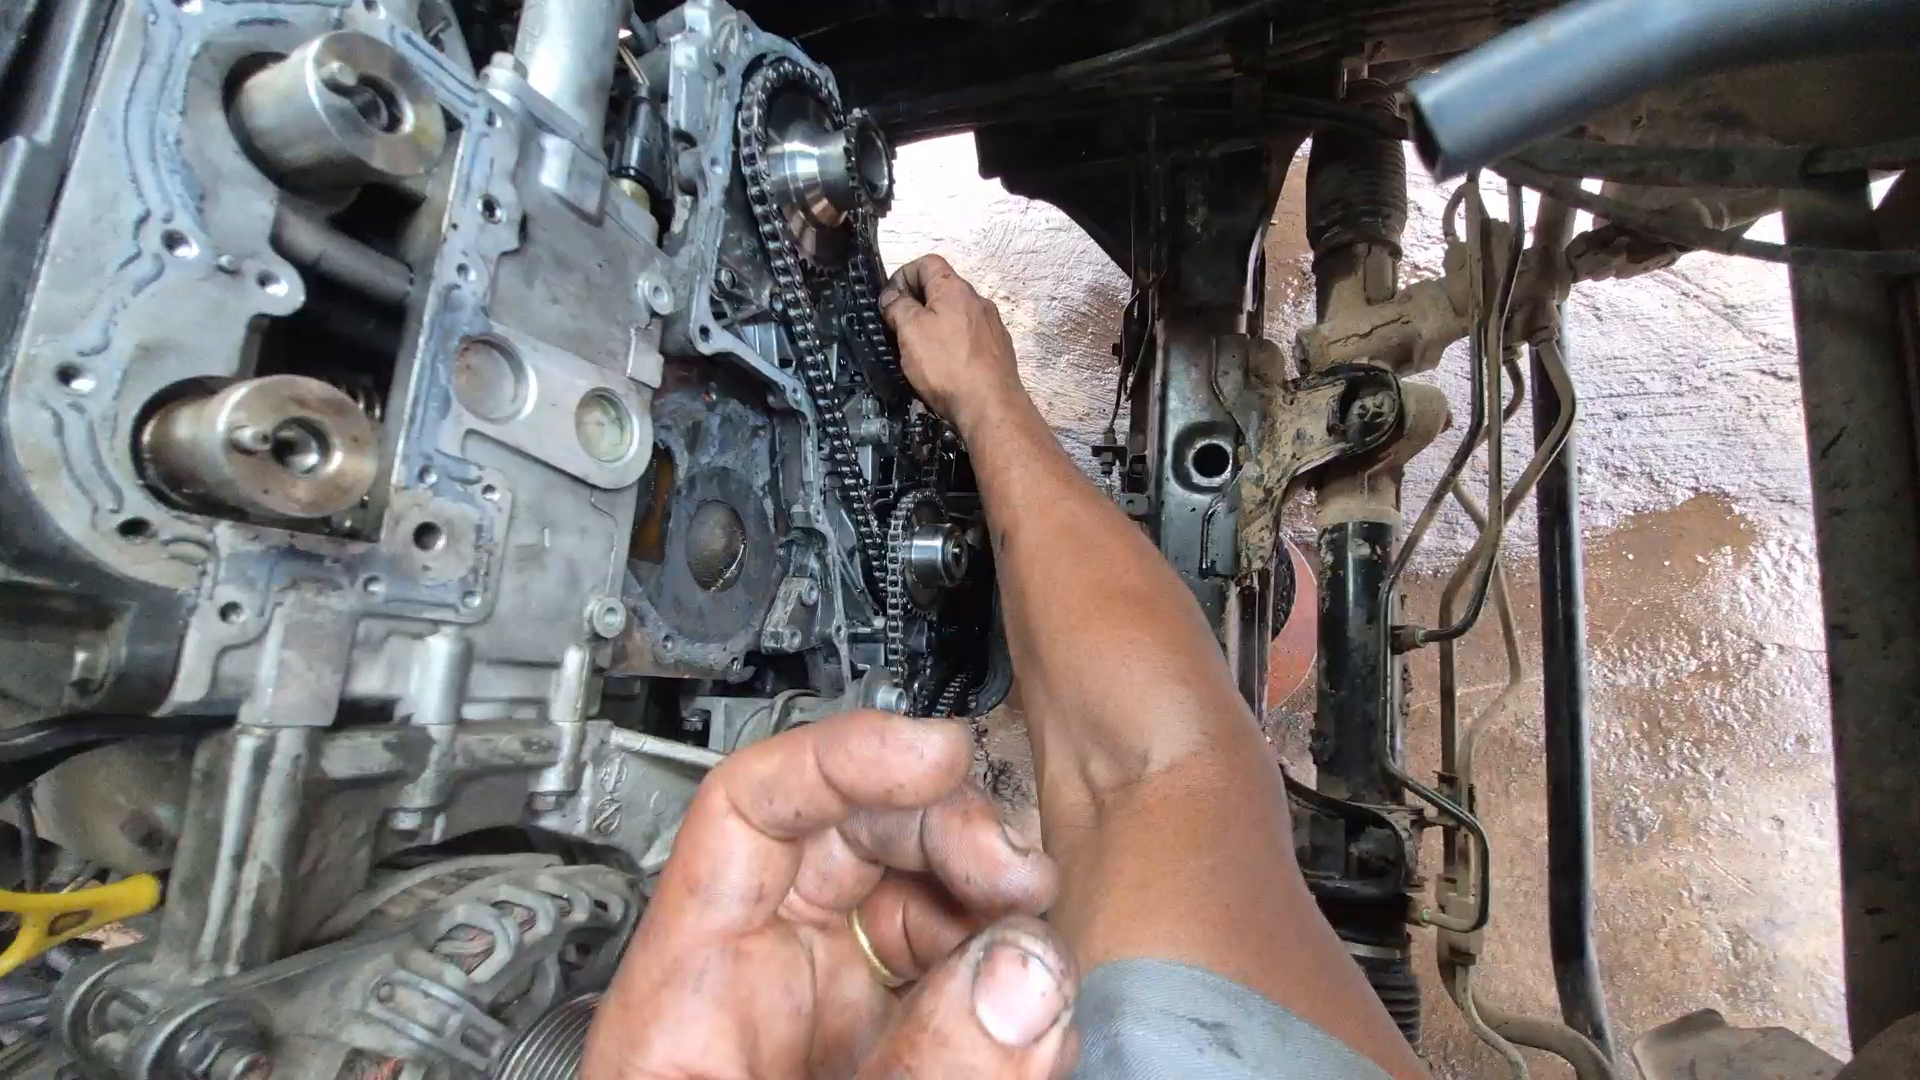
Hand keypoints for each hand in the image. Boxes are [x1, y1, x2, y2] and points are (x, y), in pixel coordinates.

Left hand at [580, 711, 1077, 1079]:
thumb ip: (923, 1077)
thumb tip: (1028, 970)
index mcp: (697, 991)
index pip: (751, 811)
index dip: (840, 756)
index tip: (934, 754)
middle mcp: (767, 977)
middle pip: (852, 833)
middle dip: (942, 824)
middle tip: (1017, 864)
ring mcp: (837, 1008)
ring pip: (916, 885)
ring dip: (985, 883)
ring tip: (1035, 921)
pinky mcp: (899, 1040)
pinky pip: (957, 956)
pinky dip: (1003, 949)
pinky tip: (1031, 973)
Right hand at [879, 255, 1026, 433]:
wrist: (991, 407)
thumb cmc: (947, 366)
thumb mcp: (910, 332)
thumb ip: (898, 307)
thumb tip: (893, 297)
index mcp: (955, 288)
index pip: (926, 263)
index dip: (902, 276)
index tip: (889, 302)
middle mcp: (979, 301)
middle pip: (942, 290)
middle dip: (918, 305)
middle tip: (900, 330)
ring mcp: (992, 327)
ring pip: (957, 317)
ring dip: (936, 327)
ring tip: (922, 353)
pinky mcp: (1000, 351)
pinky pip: (970, 339)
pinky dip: (954, 345)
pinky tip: (947, 368)